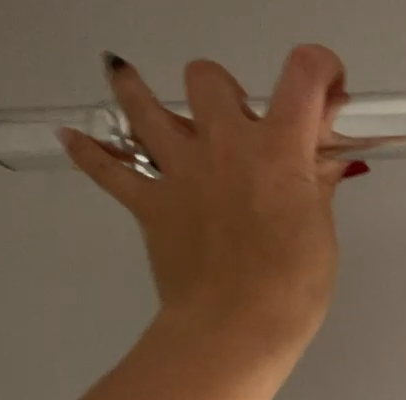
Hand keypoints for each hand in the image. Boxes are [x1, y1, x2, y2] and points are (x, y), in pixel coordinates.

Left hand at [60, 45, 365, 349]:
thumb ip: (316, 187)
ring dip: (140, 91)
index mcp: (279, 150)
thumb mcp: (321, 234)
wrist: (237, 328)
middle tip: (241, 125)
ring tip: (135, 86)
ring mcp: (179, 170)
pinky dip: (91, 153)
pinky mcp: (148, 202)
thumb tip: (320, 161)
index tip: (328, 83)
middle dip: (228, 93)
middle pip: (211, 79)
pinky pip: (105, 167)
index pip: (303, 76)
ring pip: (141, 103)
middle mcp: (225, 144)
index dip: (320, 65)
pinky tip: (77, 139)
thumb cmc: (294, 288)